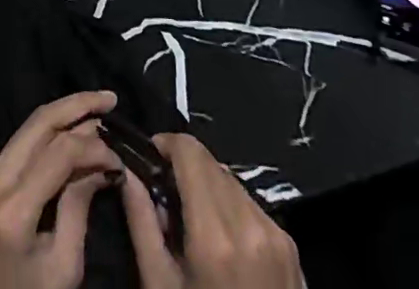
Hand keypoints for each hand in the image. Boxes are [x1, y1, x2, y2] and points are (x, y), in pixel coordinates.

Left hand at [0, 91, 125, 288]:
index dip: (95, 145)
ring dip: (65, 112)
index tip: (120, 157)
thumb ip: (80, 206)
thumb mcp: (63, 266)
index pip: (60, 151)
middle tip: (111, 99)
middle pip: (40, 122)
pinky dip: (50, 130)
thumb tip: (103, 164)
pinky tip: (73, 129)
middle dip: (78, 104)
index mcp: (13, 208)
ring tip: (98, 107)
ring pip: (29, 126)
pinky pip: (21, 141)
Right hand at [118, 133, 302, 288]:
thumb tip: (129, 174)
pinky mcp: (289, 243)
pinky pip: (252, 204)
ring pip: (232, 181)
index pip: (191, 154)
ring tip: (189, 215)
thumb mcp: (158, 284)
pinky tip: (219, 235)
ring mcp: (275, 232)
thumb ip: (142, 223)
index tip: (150, 154)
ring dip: (207, 184)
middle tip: (162, 188)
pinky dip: (230, 205)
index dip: (167, 144)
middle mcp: (250, 223)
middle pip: (211, 163)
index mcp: (215, 236)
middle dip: (184, 165)